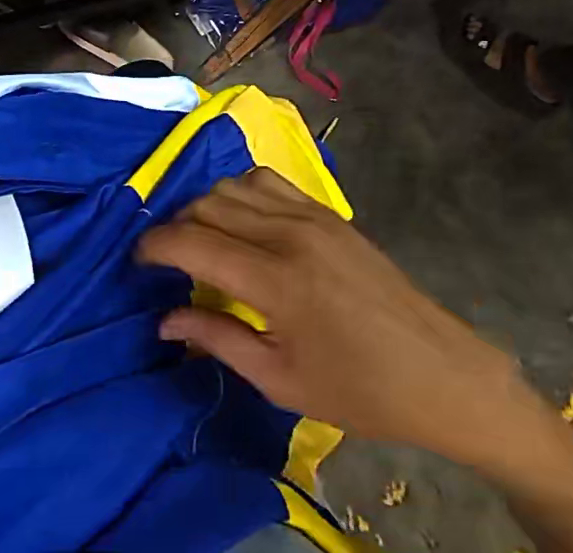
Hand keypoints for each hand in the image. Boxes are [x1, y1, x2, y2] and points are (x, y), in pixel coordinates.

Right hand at [135, 167, 541, 463]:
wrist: (435, 368)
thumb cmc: (358, 389)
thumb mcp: (280, 379)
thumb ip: (219, 339)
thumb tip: (166, 320)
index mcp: (275, 278)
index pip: (194, 242)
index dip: (155, 246)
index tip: (136, 261)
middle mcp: (291, 232)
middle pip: (212, 202)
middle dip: (178, 224)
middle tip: (167, 260)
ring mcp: (315, 216)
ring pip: (241, 183)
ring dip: (210, 203)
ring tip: (202, 239)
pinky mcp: (332, 214)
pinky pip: (275, 183)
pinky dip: (246, 193)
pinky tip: (244, 222)